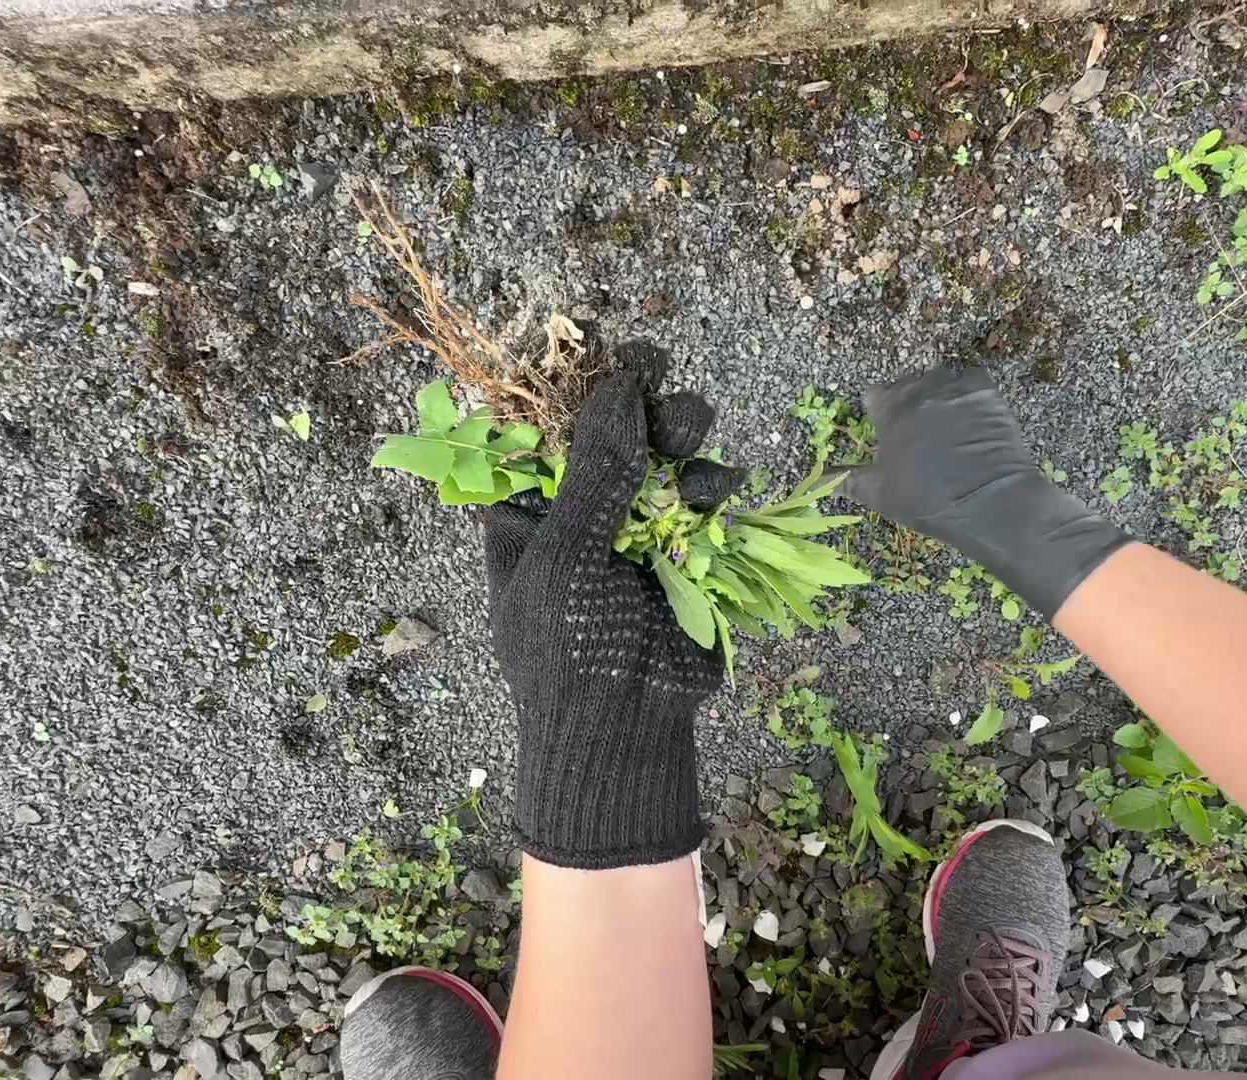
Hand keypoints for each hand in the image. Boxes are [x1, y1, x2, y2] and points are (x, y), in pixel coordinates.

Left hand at [484, 343, 740, 868]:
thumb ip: (595, 475)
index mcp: (530, 512)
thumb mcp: (566, 558)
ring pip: (663, 458)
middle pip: (613, 434)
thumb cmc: (568, 648)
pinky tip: (716, 488)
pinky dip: (711, 486)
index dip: (577, 388)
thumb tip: (619, 392)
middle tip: (659, 372)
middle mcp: (582, 511)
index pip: (548, 430)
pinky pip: (701, 500)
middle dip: (638, 403)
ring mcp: (636, 528)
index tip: (610, 352)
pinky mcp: (683, 548)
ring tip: (692, 429)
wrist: (622, 726)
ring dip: (680, 433)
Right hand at [842, 366, 1129, 616]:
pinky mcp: (987, 395)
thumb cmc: (924, 500)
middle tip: (914, 429)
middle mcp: (920, 391)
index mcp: (890, 410)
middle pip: (907, 383)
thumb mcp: (878, 493)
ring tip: (942, 420)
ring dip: (937, 395)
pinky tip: (970, 416)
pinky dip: (967, 395)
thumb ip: (846, 479)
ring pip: (939, 380)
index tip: (883, 428)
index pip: (874, 395)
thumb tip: (815, 481)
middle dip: (906, 401)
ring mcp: (955, 390)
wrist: (986, 503)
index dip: (877, 411)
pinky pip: (972, 383)